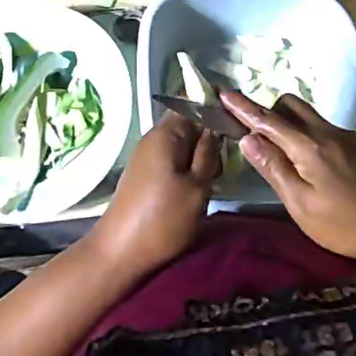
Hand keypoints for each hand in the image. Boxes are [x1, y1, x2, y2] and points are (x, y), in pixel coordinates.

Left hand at [86, 112, 221, 276]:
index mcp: (165, 133)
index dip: (215, 111)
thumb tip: (216, 125)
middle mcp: (153, 137)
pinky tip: (195, 190)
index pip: (192, 103)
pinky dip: (187, 169)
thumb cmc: (163, 218)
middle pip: (189, 124)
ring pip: (183, 144)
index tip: (235, 128)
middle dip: (209, 138)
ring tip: (211, 181)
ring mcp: (147, 155)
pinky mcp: (145, 173)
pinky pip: (172, 159)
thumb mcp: (197, 186)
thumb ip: (209, 152)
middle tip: (223, 164)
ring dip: (199, 157)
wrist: (120, 251)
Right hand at [226, 92, 355, 268]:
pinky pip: (333, 133)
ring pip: (313, 118)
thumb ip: (274, 168)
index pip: (267, 119)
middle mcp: (329, 132)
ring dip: (295, 127)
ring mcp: (353, 137)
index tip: (224, 93)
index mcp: (309, 147)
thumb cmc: (349, 227)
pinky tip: (329, 174)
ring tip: (295, 161)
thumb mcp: (302, 206)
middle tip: (262, 136)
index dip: (243, 107)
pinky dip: (318, 141)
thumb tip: (248, 138)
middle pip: (291, 105)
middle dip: (271, 111)